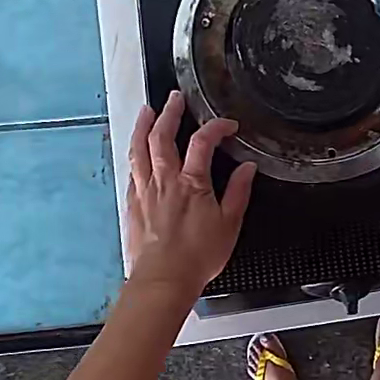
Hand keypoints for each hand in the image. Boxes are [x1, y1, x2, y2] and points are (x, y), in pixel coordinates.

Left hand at [124, 91, 257, 293]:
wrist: (163, 280)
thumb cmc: (197, 256)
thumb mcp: (230, 224)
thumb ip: (238, 191)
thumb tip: (247, 169)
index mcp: (192, 183)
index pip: (203, 141)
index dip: (216, 127)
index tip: (228, 125)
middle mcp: (165, 181)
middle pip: (162, 136)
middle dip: (169, 113)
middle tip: (175, 99)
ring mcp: (145, 191)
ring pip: (140, 149)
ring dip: (143, 127)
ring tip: (147, 112)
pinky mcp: (133, 204)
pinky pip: (132, 171)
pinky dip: (135, 155)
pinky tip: (138, 152)